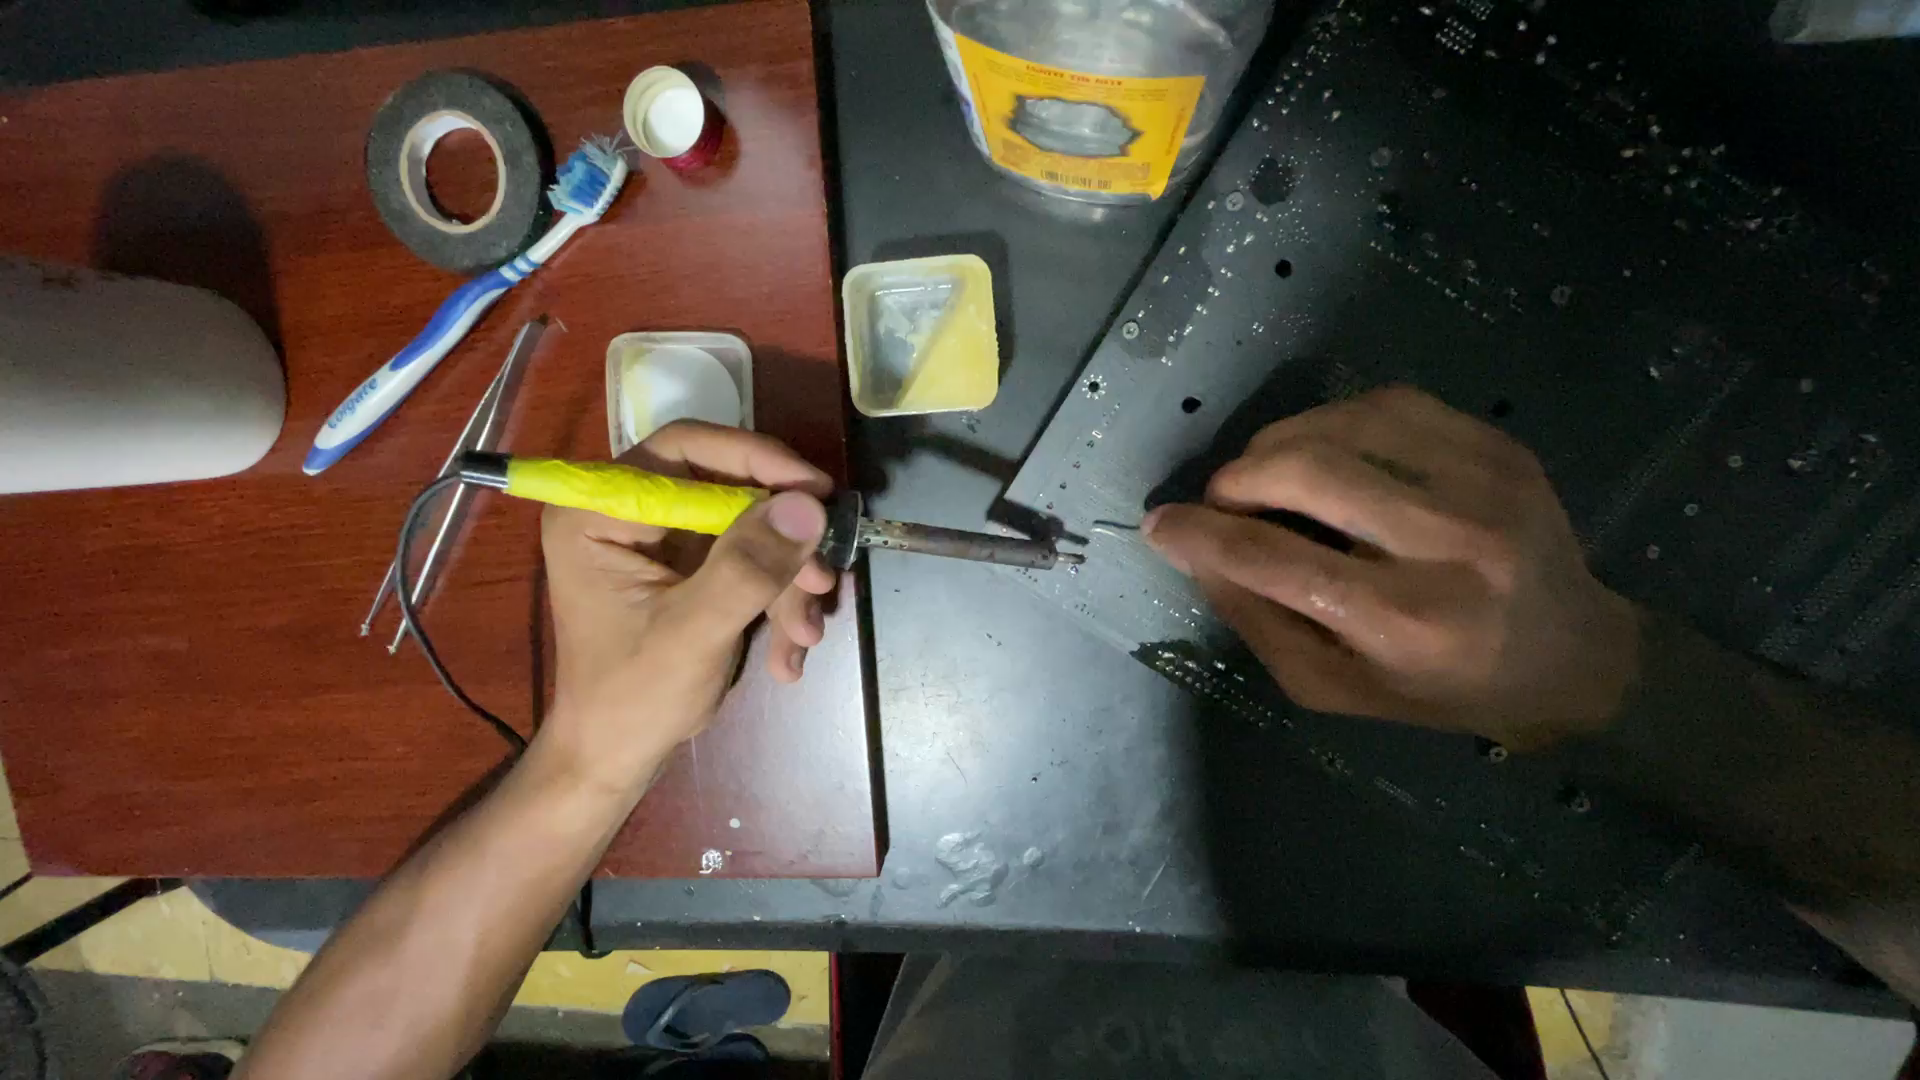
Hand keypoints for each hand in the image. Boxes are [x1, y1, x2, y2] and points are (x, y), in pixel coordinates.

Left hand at [537, 422, 837, 791]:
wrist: (618, 758)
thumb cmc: (632, 699)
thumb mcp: (692, 634)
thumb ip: (747, 569)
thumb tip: (810, 507)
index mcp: (602, 512)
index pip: (686, 449)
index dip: (756, 460)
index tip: (816, 492)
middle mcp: (634, 514)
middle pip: (731, 490)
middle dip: (782, 544)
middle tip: (821, 581)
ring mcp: (669, 543)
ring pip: (754, 530)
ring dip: (788, 583)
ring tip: (803, 638)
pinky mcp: (698, 570)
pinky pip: (755, 563)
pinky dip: (779, 603)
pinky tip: (787, 655)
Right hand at [1144, 387, 1638, 748]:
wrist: (1570, 654)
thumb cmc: (1434, 686)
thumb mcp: (1330, 685)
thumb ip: (1256, 620)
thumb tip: (1195, 551)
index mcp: (1403, 622)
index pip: (1272, 559)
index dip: (1200, 535)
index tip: (1160, 523)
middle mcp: (1447, 545)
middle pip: (1304, 473)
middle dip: (1236, 479)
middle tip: (1221, 499)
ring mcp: (1480, 483)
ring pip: (1339, 425)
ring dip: (1274, 444)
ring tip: (1265, 475)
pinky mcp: (1495, 444)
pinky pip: (1383, 404)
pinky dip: (1328, 421)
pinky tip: (1322, 451)